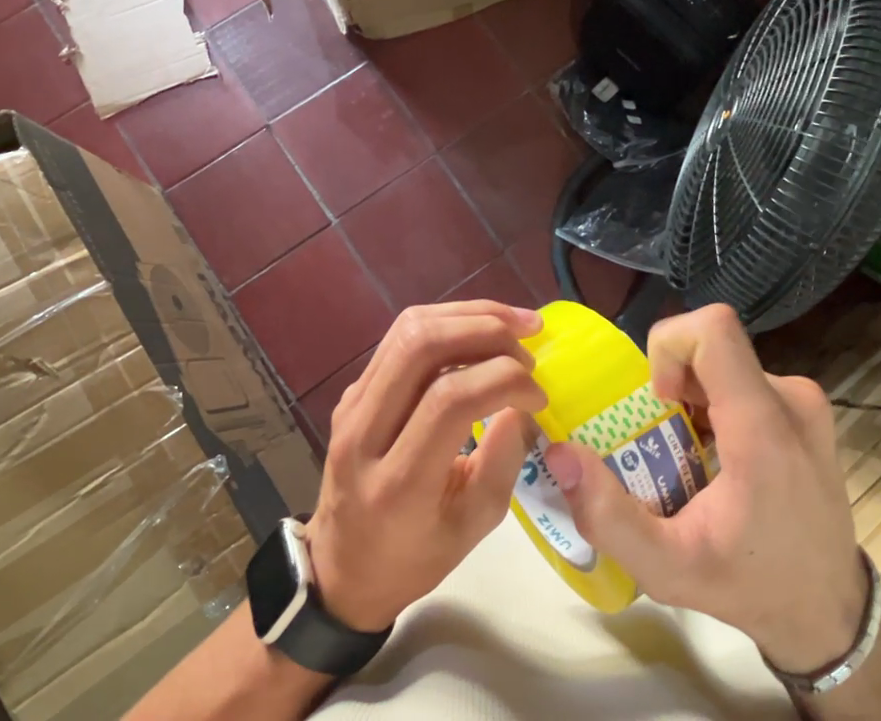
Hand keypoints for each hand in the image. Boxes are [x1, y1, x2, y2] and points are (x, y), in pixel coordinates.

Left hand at [303, 301, 547, 632]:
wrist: (341, 566)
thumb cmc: (414, 557)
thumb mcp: (474, 525)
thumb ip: (503, 458)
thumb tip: (526, 401)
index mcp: (397, 482)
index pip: (449, 400)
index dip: (504, 381)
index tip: (540, 396)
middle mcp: (363, 431)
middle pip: (421, 346)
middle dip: (486, 329)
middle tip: (531, 340)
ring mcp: (352, 404)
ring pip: (408, 330)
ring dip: (468, 315)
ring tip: (515, 323)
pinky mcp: (353, 390)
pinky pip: (399, 339)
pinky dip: (447, 324)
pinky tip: (481, 331)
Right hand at [542, 304, 866, 675]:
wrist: (829, 609)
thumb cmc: (749, 585)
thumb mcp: (666, 568)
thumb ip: (607, 514)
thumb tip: (559, 454)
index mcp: (762, 427)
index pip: (712, 329)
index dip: (667, 348)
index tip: (657, 401)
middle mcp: (790, 398)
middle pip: (710, 349)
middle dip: (670, 385)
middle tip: (662, 446)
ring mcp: (804, 402)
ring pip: (723, 365)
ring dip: (691, 399)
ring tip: (688, 461)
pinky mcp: (805, 410)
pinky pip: (743, 380)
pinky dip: (714, 407)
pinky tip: (714, 462)